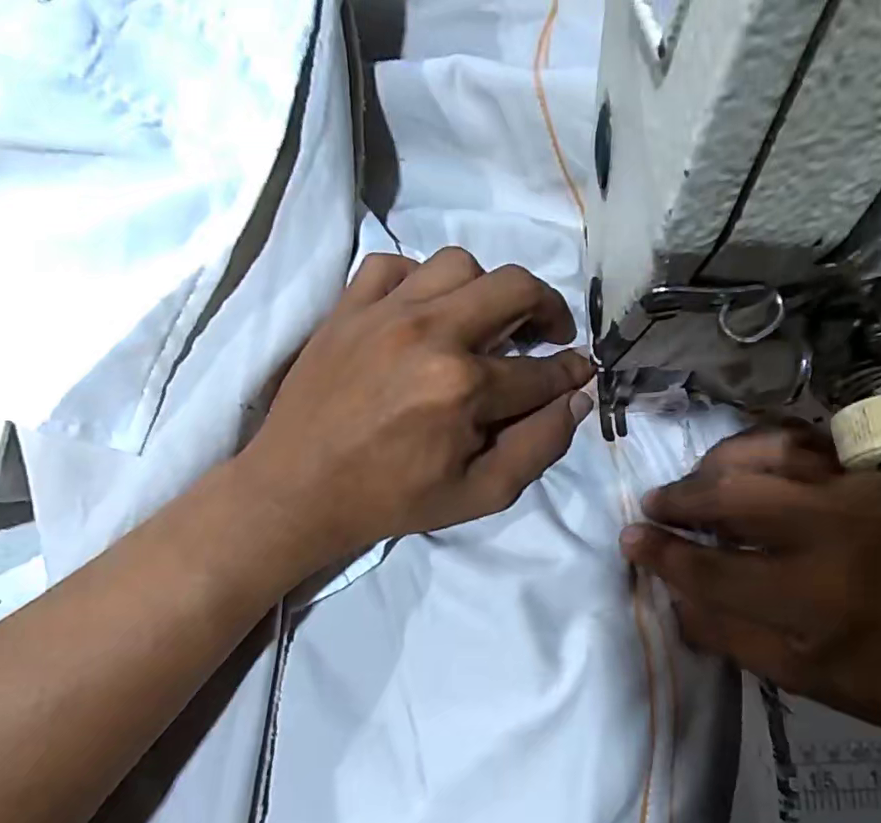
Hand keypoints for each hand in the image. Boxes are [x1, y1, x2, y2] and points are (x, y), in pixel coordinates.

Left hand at [237, 248, 593, 561]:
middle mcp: (430, 334)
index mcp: (465, 388)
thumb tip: (576, 399)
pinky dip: (419, 281)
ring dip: (486, 290)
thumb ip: (538, 447)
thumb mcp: (480, 496)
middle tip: (548, 334)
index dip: (571, 371)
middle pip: (515, 287)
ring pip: (459, 264)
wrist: (300, 490)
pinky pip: (393, 264)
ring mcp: (383, 312)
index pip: (541, 370)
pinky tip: (422, 313)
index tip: (579, 370)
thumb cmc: (393, 501)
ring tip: (483, 323)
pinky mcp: (347, 307)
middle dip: (547, 309)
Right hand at [620, 426, 880, 808]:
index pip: (709, 569)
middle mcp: (840, 535)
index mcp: (816, 606)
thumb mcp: (816, 686)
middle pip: (730, 496)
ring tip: (698, 481)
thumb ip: (736, 639)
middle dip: (677, 499)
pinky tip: (758, 461)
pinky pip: (822, 443)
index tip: (628, 540)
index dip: (660, 554)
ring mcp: (876, 493)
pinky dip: (776, 446)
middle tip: (653, 508)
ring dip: (719, 463)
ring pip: (770, 453)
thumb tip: (678, 599)